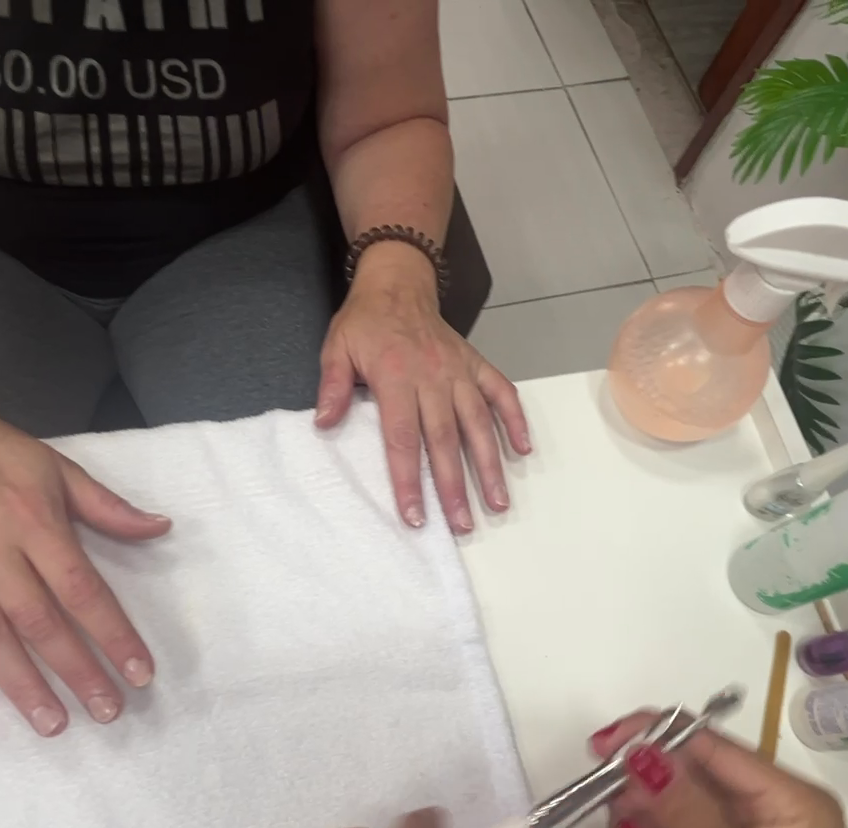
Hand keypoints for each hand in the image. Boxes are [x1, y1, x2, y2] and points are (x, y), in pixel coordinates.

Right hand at [0, 392, 171, 735]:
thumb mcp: (60, 469)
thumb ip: (110, 507)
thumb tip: (162, 528)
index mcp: (36, 524)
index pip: (83, 591)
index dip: (113, 635)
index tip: (140, 673)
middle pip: (39, 623)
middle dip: (76, 672)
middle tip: (107, 712)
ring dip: (20, 684)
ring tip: (52, 724)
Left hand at [314, 243, 530, 534]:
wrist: (397, 283)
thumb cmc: (364, 323)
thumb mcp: (337, 348)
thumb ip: (332, 387)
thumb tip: (323, 425)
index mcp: (395, 378)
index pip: (402, 439)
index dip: (408, 480)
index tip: (414, 516)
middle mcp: (433, 378)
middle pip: (445, 441)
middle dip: (454, 487)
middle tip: (462, 525)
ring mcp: (459, 372)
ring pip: (478, 425)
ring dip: (489, 466)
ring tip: (498, 503)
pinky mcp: (477, 365)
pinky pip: (501, 393)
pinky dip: (515, 420)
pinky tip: (523, 450)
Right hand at [591, 717, 847, 827]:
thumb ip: (681, 806)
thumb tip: (638, 748)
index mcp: (787, 800)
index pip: (711, 746)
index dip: (656, 737)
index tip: (603, 745)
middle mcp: (759, 806)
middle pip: (682, 765)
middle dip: (641, 782)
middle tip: (609, 803)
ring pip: (662, 793)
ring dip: (636, 814)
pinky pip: (656, 824)